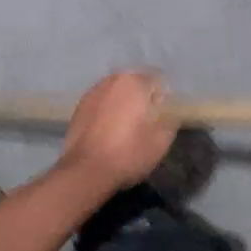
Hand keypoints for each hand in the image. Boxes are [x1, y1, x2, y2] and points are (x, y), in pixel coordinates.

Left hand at [59, 71, 178, 190]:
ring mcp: (93, 91)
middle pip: (135, 83)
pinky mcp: (79, 106)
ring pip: (116, 91)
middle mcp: (112, 79)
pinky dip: (108, 110)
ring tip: (127, 125)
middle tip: (147, 121)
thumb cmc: (127, 153)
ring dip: (124, 102)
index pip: (157, 81)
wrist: (85, 171)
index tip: (164, 116)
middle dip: (142, 97)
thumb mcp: (160, 142)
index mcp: (134, 82)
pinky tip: (109, 128)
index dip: (164, 98)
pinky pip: (101, 102)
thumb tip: (169, 112)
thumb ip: (170, 120)